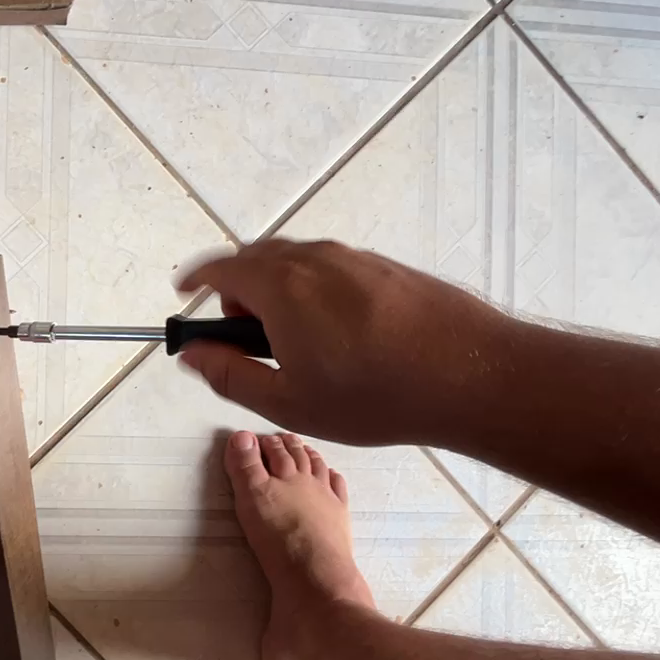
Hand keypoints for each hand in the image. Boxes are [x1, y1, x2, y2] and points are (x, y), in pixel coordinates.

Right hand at [177, 239, 514, 445]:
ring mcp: (353, 258)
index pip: (220, 268)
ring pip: (293, 260)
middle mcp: (313, 259)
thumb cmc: (373, 395)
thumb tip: (193, 354)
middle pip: (254, 259)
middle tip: (243, 335)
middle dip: (235, 290)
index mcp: (280, 287)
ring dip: (274, 289)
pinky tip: (334, 332)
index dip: (195, 279)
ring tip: (291, 340)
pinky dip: (309, 287)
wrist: (475, 376)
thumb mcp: (286, 401)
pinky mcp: (384, 266)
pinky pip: (327, 266)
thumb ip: (228, 374)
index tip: (184, 293)